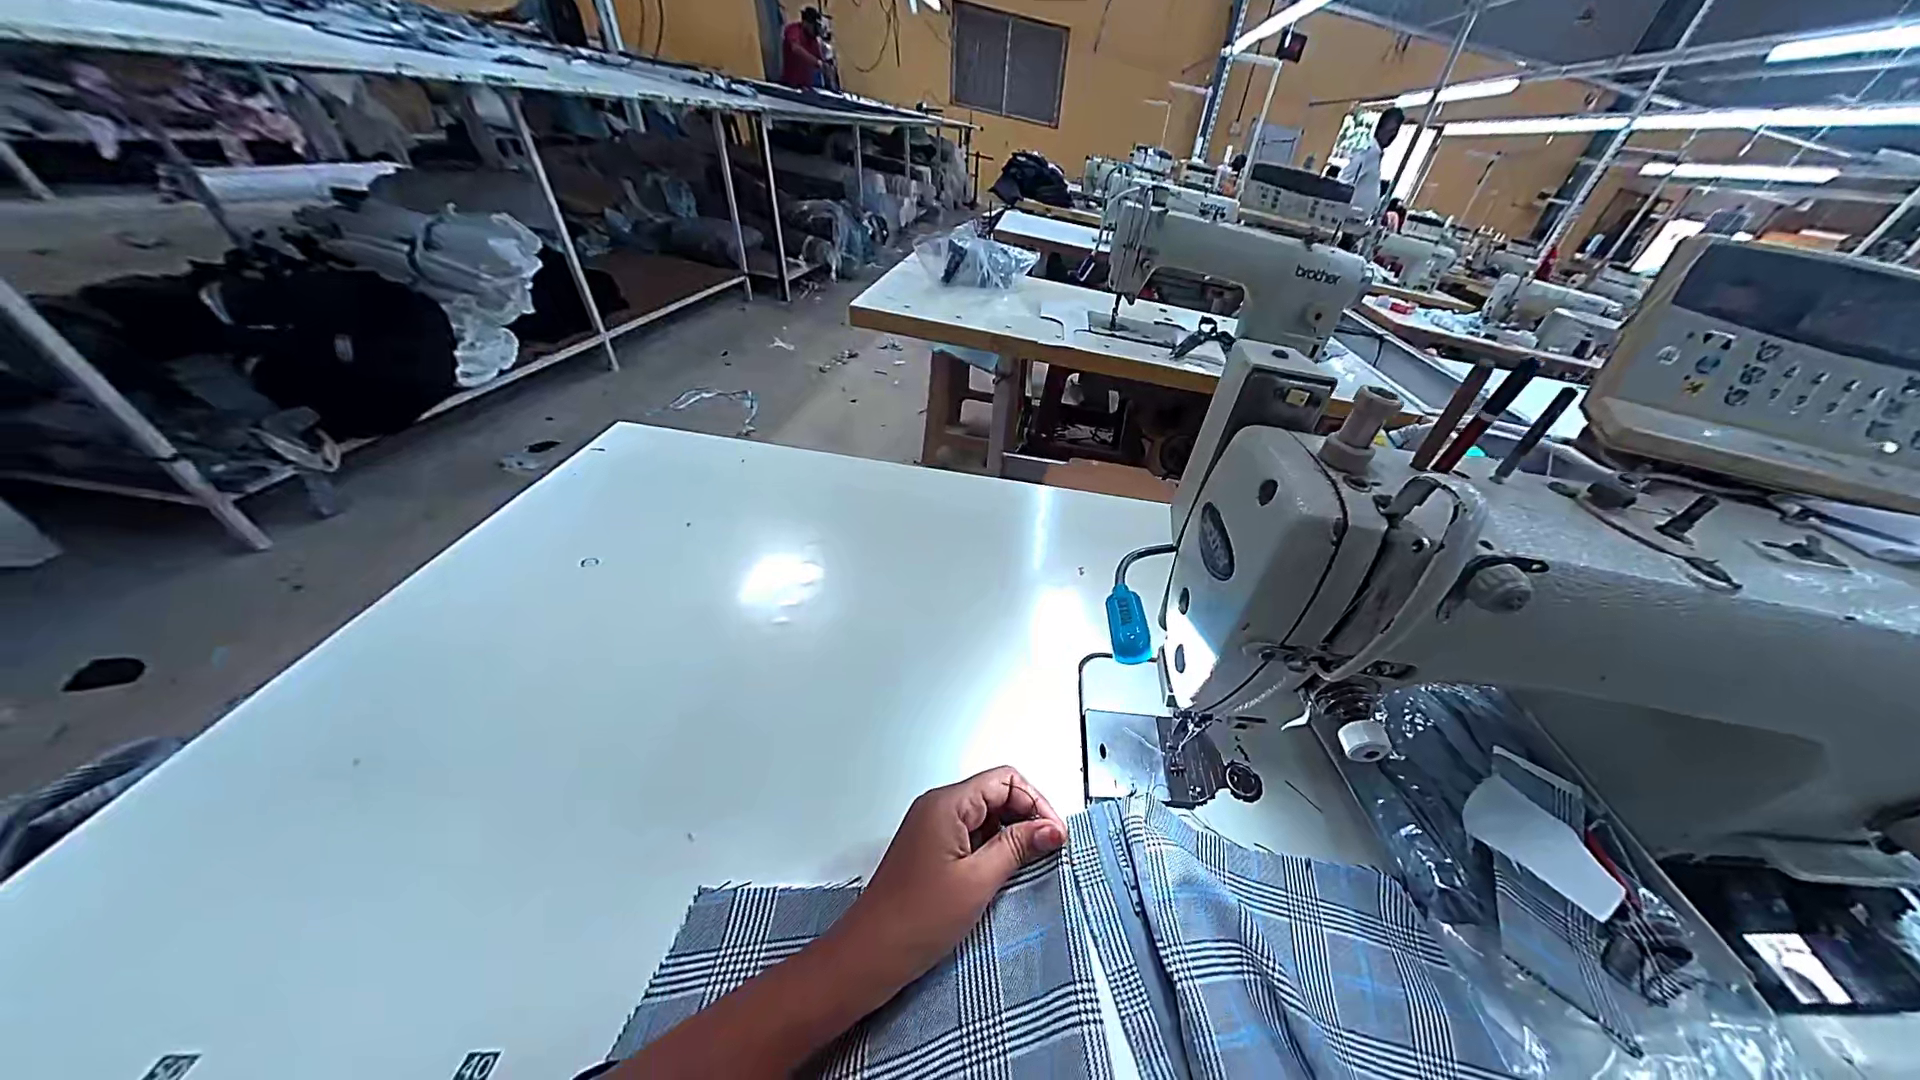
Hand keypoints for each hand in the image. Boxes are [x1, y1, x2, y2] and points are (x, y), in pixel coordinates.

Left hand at [830, 767, 1066, 984]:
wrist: (870, 954)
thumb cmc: (917, 918)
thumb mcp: (978, 881)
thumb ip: (1017, 847)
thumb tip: (1050, 828)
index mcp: (947, 803)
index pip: (1004, 779)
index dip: (1035, 802)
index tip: (1055, 834)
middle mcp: (937, 806)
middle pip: (995, 792)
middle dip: (1026, 816)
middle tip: (1048, 849)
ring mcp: (932, 825)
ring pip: (985, 814)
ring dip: (1011, 833)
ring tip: (1029, 863)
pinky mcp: (931, 846)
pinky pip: (971, 833)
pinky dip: (992, 846)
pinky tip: (1004, 871)